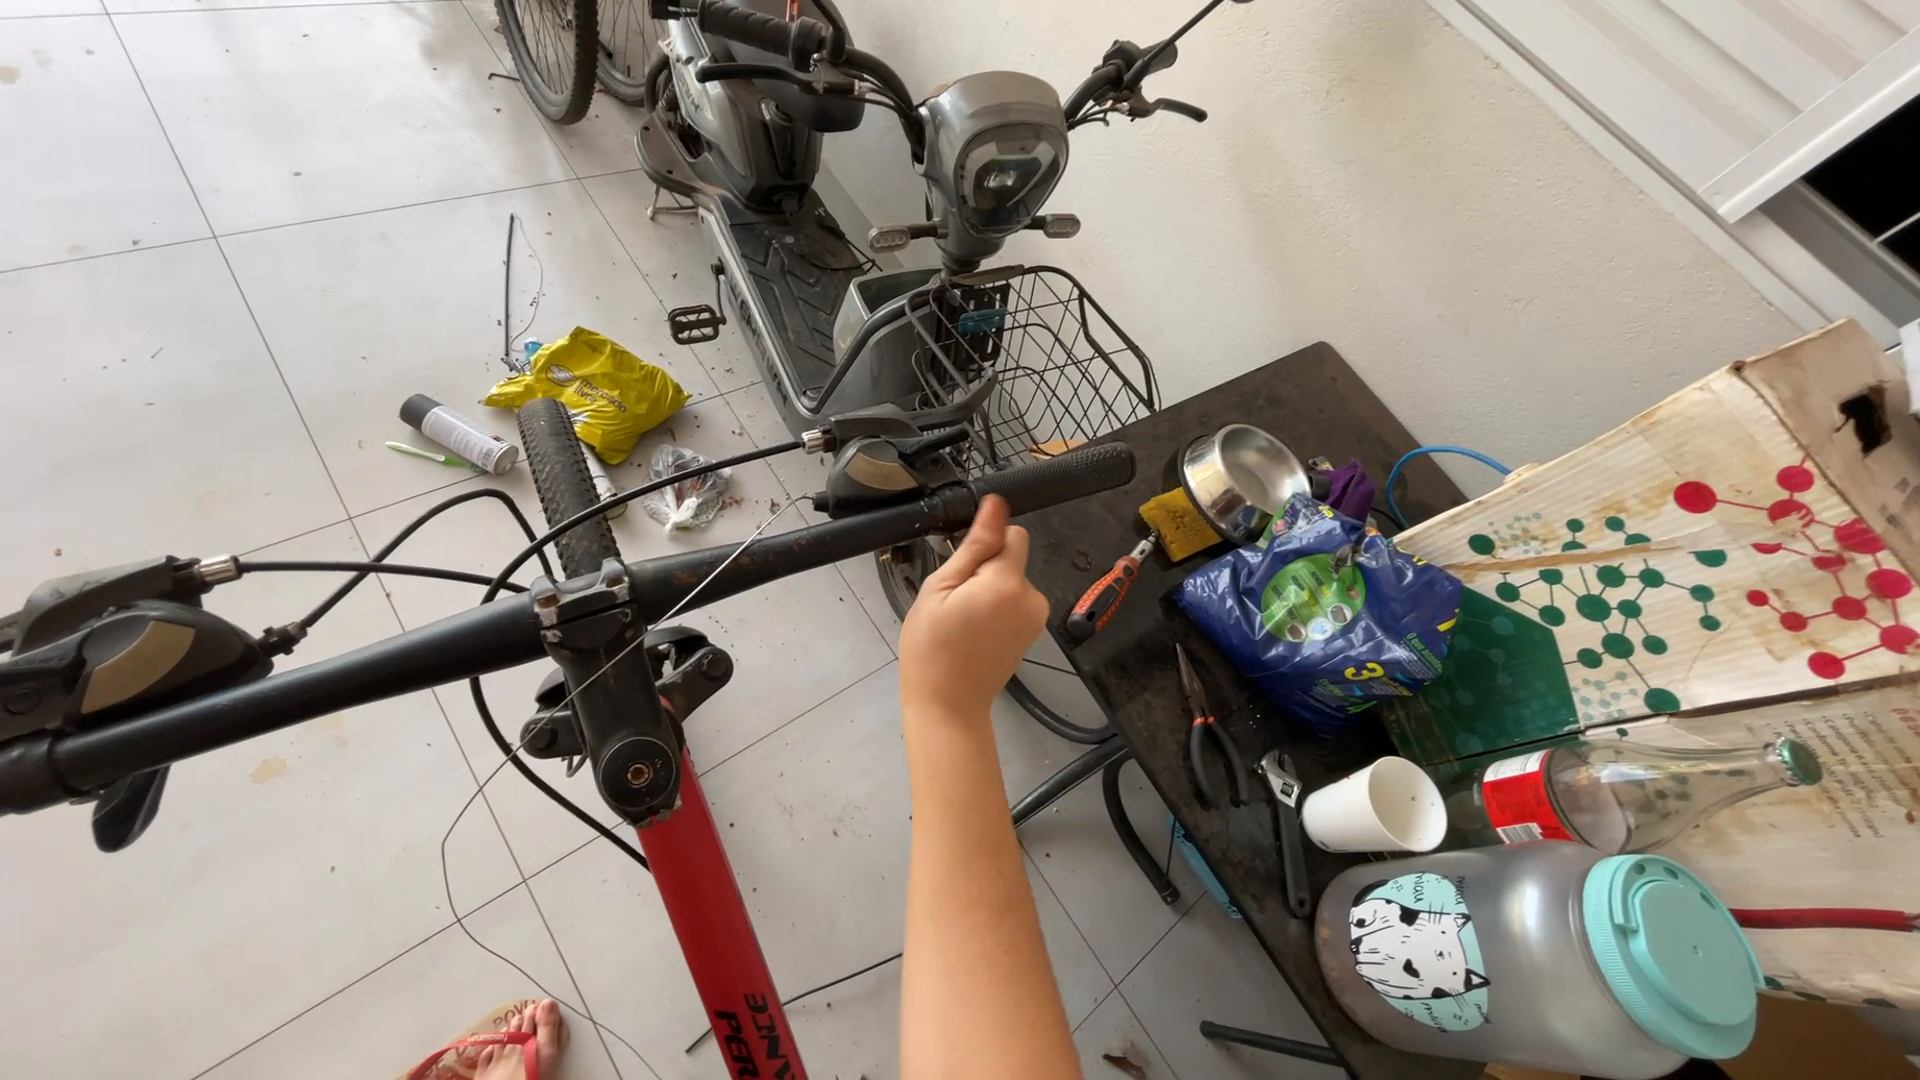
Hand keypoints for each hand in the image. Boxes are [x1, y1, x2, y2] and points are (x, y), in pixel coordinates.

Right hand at [899, 496, 1049, 717]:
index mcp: (1008, 583)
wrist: (947, 704)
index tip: (960, 563)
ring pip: (1012, 579)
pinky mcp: (1032, 633)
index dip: (985, 541)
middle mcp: (1032, 598)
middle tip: (954, 598)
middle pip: (1012, 557)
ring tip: (962, 617)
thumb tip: (996, 504)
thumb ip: (974, 544)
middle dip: (986, 568)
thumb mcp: (940, 588)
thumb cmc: (932, 647)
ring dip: (991, 588)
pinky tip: (975, 629)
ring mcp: (1036, 618)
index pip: (1013, 533)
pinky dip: (998, 607)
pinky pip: (1016, 602)